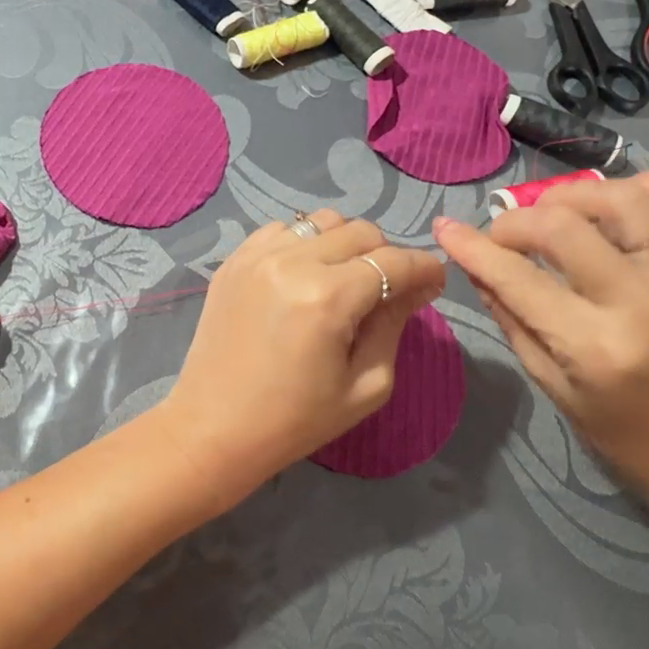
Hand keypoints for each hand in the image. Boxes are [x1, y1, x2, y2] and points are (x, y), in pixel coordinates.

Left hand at [157, 210, 447, 506]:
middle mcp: (291, 261)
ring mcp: (256, 255)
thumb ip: (394, 324)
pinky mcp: (233, 260)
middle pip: (360, 231)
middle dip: (386, 255)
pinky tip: (304, 276)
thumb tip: (419, 284)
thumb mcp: (365, 384)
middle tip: (389, 290)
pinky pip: (281, 229)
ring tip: (345, 280)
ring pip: (320, 222)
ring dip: (344, 243)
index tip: (435, 283)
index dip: (425, 269)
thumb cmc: (296, 419)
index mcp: (327, 297)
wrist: (213, 426)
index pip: (394, 261)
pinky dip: (304, 243)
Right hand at [432, 171, 648, 522]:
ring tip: (553, 213)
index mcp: (594, 345)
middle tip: (502, 237)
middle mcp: (640, 302)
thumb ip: (510, 317)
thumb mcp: (549, 384)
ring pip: (625, 202)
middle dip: (517, 221)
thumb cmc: (622, 433)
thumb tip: (476, 266)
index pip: (517, 276)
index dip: (471, 247)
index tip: (445, 229)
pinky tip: (627, 197)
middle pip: (565, 227)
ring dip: (575, 196)